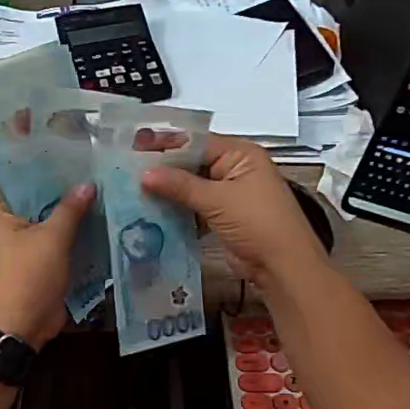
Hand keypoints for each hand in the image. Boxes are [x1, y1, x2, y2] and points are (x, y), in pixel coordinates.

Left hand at [0, 182, 95, 348]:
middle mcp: (17, 227)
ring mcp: (33, 247)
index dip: (52, 170)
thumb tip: (87, 184)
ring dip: (80, 216)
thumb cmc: (29, 276)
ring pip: (59, 225)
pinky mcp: (48, 264)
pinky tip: (107, 223)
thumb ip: (70, 209)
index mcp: (6, 214)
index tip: (80, 156)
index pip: (28, 182)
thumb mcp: (51, 238)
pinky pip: (67, 244)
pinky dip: (82, 237)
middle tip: (103, 171)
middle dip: (72, 193)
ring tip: (111, 192)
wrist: (22, 325)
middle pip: (47, 203)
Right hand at [140, 136, 327, 287]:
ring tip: (132, 190)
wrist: (282, 265)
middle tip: (127, 169)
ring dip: (167, 191)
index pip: (197, 142)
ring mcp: (228, 193)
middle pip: (192, 163)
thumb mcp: (218, 200)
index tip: (135, 147)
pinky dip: (176, 209)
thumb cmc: (257, 222)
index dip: (166, 145)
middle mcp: (234, 168)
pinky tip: (151, 211)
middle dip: (163, 169)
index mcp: (240, 154)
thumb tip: (144, 173)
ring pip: (190, 186)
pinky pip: (193, 206)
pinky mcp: (222, 216)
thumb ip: (180, 185)